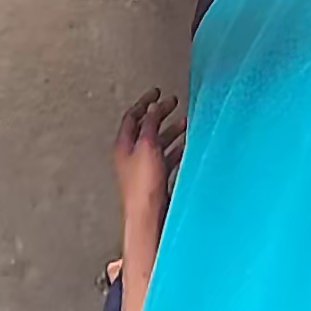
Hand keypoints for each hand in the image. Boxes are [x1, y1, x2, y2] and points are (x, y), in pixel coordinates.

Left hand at [112, 88, 184, 225]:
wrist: (148, 218)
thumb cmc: (143, 184)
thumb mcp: (147, 145)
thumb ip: (150, 123)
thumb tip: (153, 107)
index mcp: (124, 144)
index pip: (133, 115)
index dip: (145, 102)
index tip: (156, 92)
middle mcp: (131, 155)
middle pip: (146, 127)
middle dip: (160, 114)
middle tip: (172, 103)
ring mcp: (143, 168)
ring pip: (157, 142)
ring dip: (171, 130)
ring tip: (185, 123)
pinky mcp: (155, 179)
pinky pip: (166, 157)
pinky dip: (175, 149)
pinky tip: (185, 146)